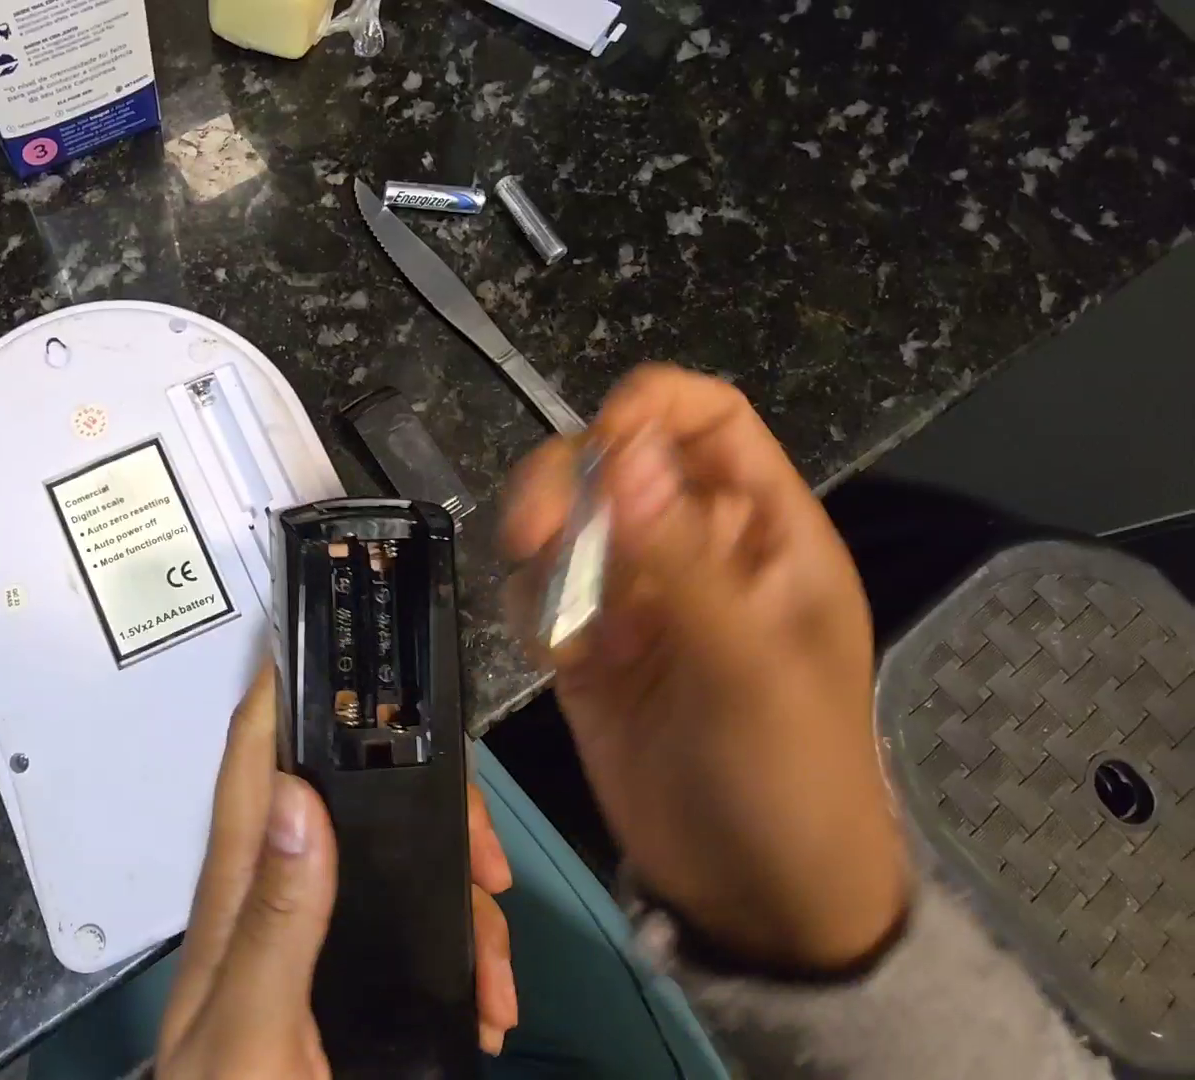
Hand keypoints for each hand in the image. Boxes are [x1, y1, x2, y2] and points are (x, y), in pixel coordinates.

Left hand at [156, 665, 517, 1077]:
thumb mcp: (253, 1026)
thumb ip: (275, 918)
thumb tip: (297, 791)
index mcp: (243, 881)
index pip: (252, 756)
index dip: (279, 690)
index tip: (329, 643)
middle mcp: (279, 884)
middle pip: (350, 797)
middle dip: (426, 806)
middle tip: (486, 863)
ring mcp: (317, 923)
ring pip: (396, 857)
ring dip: (456, 889)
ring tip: (497, 959)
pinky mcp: (349, 965)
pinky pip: (412, 925)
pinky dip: (457, 947)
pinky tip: (486, 996)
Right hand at [499, 364, 909, 971]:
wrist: (747, 888)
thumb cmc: (784, 773)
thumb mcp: (747, 663)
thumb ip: (681, 555)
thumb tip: (621, 447)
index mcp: (756, 529)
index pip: (704, 420)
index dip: (647, 409)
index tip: (595, 446)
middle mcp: (684, 546)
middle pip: (606, 464)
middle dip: (562, 486)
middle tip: (532, 535)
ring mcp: (628, 595)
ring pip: (558, 524)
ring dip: (538, 553)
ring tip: (553, 620)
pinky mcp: (581, 643)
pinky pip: (534, 593)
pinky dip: (530, 611)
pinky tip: (557, 659)